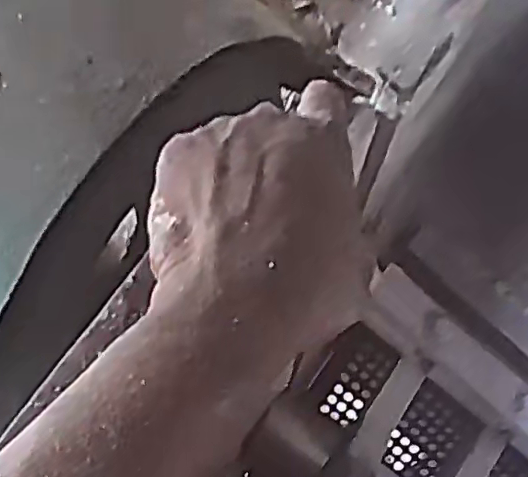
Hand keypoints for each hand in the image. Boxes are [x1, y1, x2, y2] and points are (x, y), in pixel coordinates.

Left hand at [146, 81, 371, 361]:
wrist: (233, 318)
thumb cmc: (295, 295)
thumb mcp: (353, 271)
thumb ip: (348, 234)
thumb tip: (346, 246)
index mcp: (321, 146)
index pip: (327, 108)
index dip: (324, 133)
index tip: (320, 159)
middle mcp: (266, 128)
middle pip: (272, 132)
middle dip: (276, 168)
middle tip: (281, 220)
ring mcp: (215, 141)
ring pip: (227, 150)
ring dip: (233, 182)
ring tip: (238, 239)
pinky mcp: (173, 163)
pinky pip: (188, 169)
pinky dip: (194, 195)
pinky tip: (206, 238)